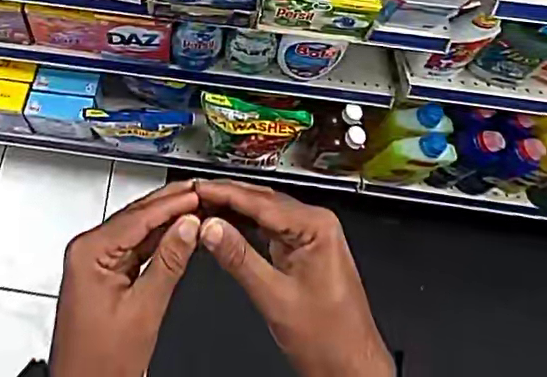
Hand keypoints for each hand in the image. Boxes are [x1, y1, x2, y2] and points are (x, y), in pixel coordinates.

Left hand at [51, 180, 201, 376]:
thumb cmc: (98, 365)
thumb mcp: (143, 311)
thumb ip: (169, 262)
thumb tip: (188, 226)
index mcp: (89, 252)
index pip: (138, 216)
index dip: (171, 203)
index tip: (196, 193)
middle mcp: (88, 250)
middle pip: (137, 218)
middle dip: (170, 205)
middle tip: (199, 192)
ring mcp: (95, 261)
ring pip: (138, 231)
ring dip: (166, 221)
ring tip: (194, 208)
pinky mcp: (103, 273)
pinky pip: (135, 247)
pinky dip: (158, 241)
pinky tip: (177, 234)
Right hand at [195, 180, 393, 376]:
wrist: (353, 371)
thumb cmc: (330, 341)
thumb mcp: (275, 298)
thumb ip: (239, 259)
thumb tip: (210, 228)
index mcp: (316, 225)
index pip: (260, 201)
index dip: (224, 193)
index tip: (198, 189)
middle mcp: (315, 223)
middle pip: (261, 201)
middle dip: (225, 197)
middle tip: (193, 194)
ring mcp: (310, 235)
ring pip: (263, 213)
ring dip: (233, 211)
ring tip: (201, 208)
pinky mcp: (303, 249)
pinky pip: (268, 229)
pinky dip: (245, 227)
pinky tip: (224, 227)